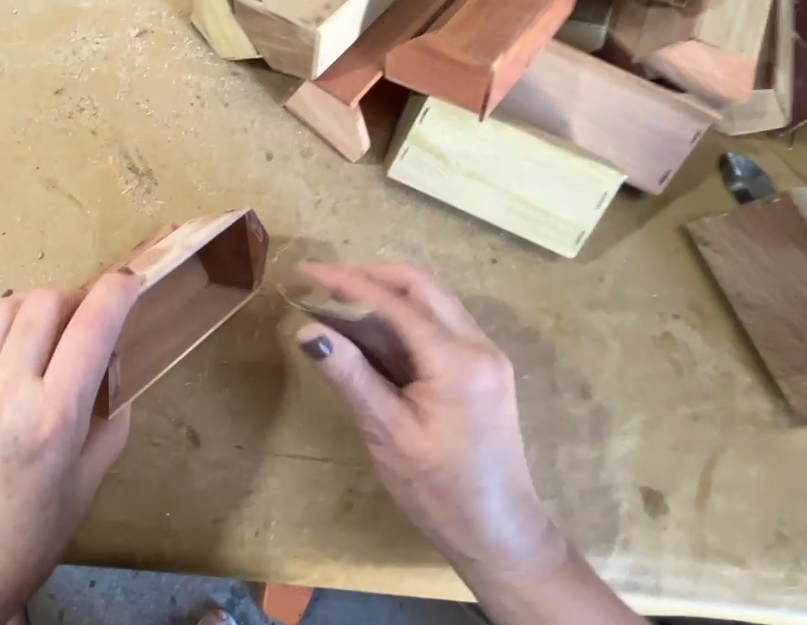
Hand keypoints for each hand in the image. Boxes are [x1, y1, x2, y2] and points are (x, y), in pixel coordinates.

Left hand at [0, 269, 143, 624]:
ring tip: (49, 330)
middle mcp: (10, 388)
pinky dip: (4, 320)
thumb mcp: (85, 488)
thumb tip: (114, 374)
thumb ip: (109, 424)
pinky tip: (14, 341)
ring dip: (38, 306)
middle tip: (87, 319)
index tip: (128, 281)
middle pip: (46, 302)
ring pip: (9, 305)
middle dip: (76, 299)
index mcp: (54, 418)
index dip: (115, 293)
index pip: (91, 327)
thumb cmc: (23, 540)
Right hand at [294, 261, 563, 583]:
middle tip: (322, 281)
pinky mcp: (479, 368)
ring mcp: (483, 355)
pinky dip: (398, 316)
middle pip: (420, 285)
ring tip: (337, 301)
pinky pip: (435, 323)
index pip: (395, 302)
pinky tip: (367, 331)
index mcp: (458, 361)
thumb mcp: (387, 434)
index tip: (307, 271)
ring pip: (430, 299)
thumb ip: (349, 375)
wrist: (500, 536)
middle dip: (369, 275)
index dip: (347, 281)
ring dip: (384, 293)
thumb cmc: (441, 490)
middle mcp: (477, 346)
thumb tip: (306, 329)